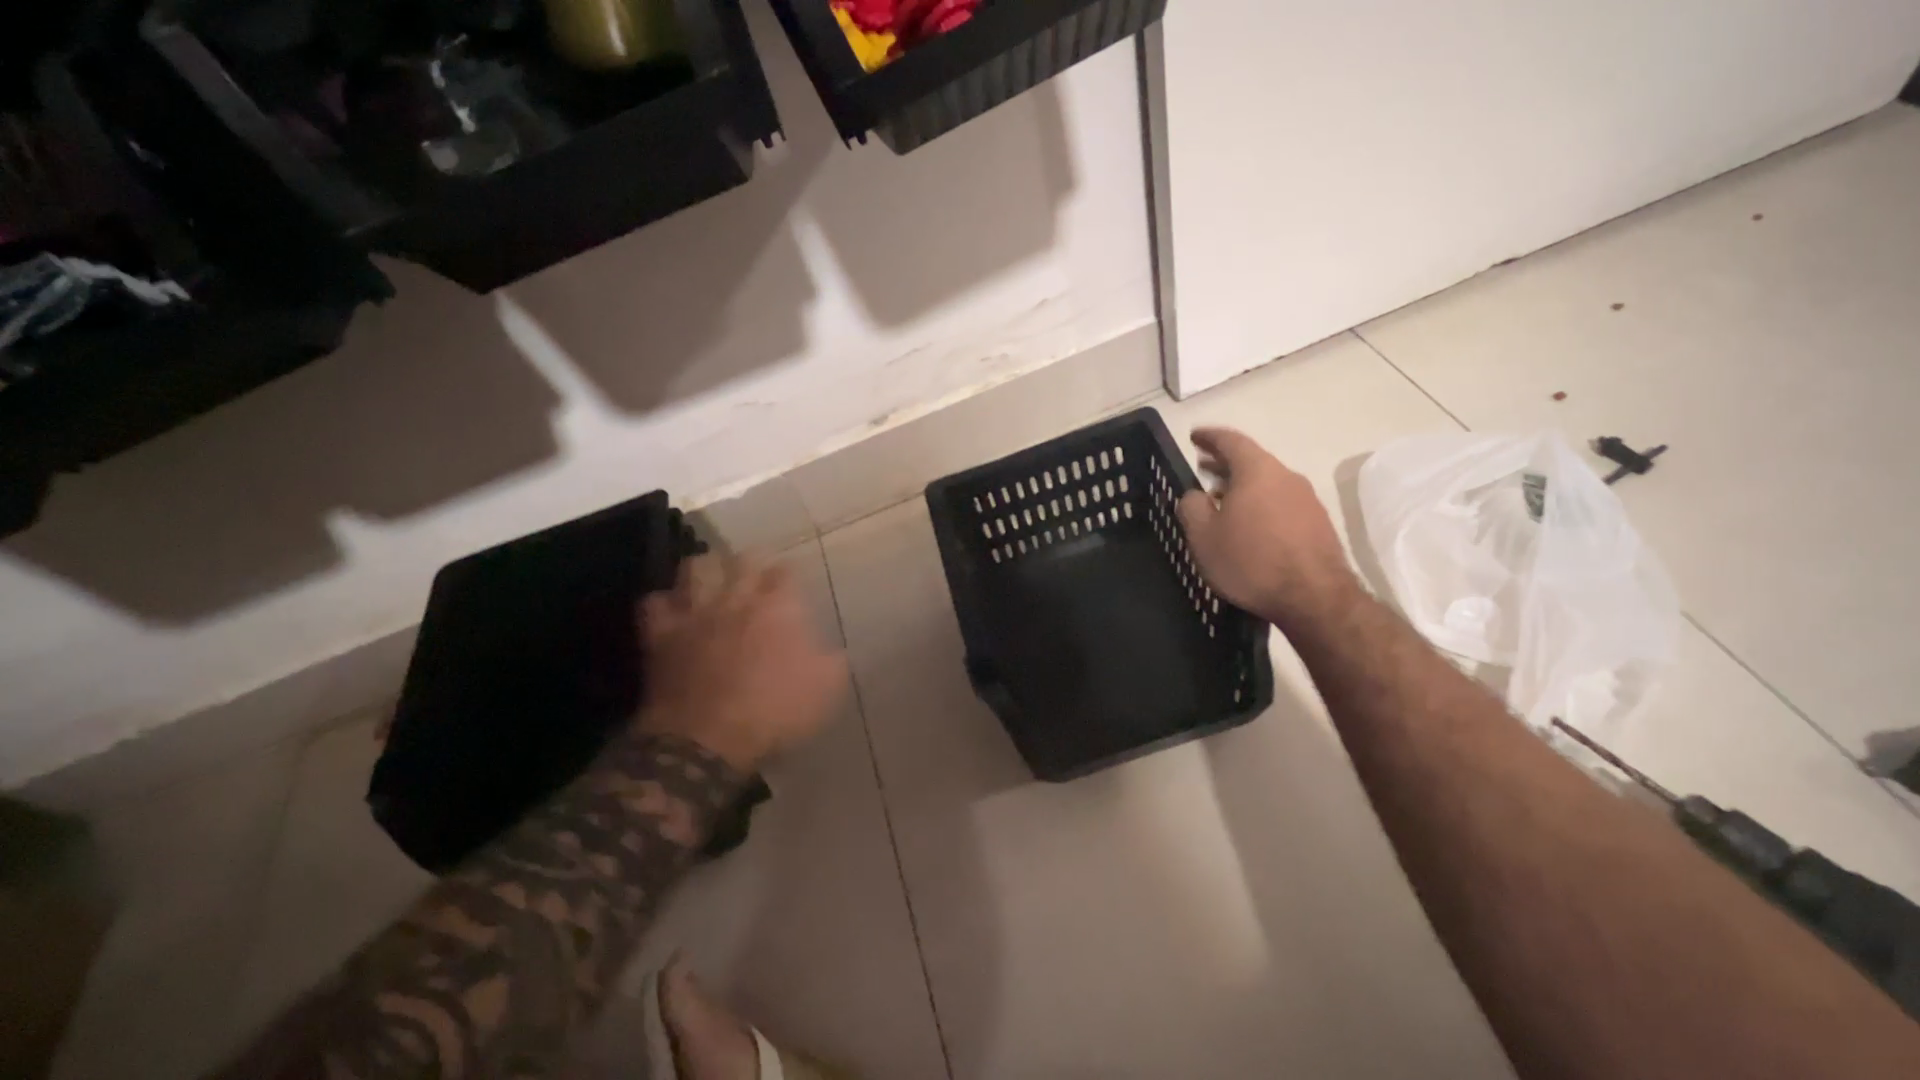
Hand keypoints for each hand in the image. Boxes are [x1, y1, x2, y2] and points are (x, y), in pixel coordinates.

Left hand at [638, 555, 848, 771]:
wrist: (708, 739)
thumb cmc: (774, 712)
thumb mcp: (826, 690)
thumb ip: (831, 660)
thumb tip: (832, 649)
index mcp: (779, 608)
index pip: (785, 572)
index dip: (789, 575)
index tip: (792, 584)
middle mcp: (736, 598)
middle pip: (741, 559)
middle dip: (750, 563)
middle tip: (754, 575)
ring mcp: (694, 613)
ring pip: (695, 567)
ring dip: (706, 571)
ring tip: (711, 580)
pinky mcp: (661, 634)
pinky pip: (655, 601)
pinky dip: (664, 602)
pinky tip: (672, 610)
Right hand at [1176, 427, 1359, 627]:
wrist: (1314, 597)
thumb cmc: (1251, 561)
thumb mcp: (1204, 537)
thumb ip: (1192, 507)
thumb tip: (1195, 494)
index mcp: (1256, 471)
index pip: (1230, 440)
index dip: (1209, 436)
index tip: (1194, 436)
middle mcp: (1286, 476)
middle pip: (1252, 460)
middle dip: (1226, 463)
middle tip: (1204, 468)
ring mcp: (1307, 500)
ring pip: (1269, 483)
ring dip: (1244, 487)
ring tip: (1224, 501)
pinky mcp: (1318, 524)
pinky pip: (1282, 504)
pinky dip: (1262, 505)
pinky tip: (1251, 527)